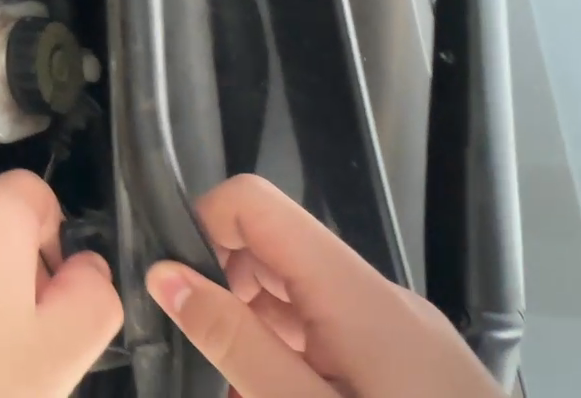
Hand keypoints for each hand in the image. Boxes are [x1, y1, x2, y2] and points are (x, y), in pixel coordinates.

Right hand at [145, 174, 505, 397]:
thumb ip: (235, 342)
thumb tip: (162, 273)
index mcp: (360, 296)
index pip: (253, 202)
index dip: (202, 225)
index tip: (183, 287)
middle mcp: (384, 300)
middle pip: (271, 248)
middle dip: (223, 289)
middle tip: (214, 356)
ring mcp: (407, 335)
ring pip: (296, 293)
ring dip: (254, 329)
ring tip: (249, 391)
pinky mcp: (417, 366)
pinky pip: (330, 331)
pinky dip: (291, 354)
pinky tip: (286, 395)